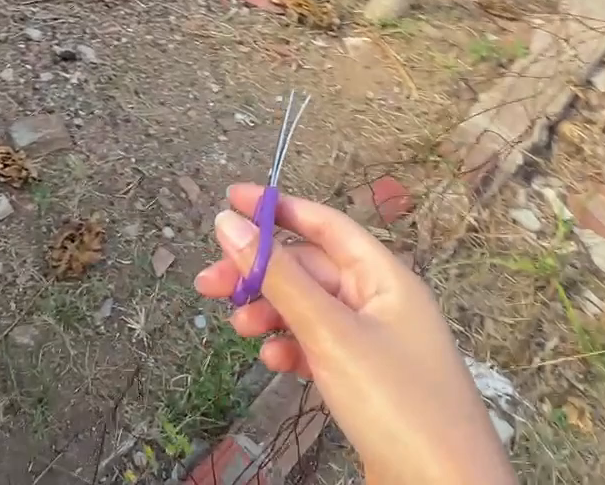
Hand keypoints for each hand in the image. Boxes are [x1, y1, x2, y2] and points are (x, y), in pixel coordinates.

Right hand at [194, 185, 514, 484]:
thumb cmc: (396, 404)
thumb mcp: (329, 332)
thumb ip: (276, 275)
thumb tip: (228, 221)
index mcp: (386, 280)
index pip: (326, 225)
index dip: (278, 209)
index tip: (229, 200)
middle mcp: (381, 304)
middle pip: (307, 269)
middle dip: (258, 272)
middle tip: (208, 283)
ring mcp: (374, 345)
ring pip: (307, 308)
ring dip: (268, 311)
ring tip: (238, 328)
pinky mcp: (365, 382)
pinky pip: (316, 345)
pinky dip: (289, 346)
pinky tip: (273, 361)